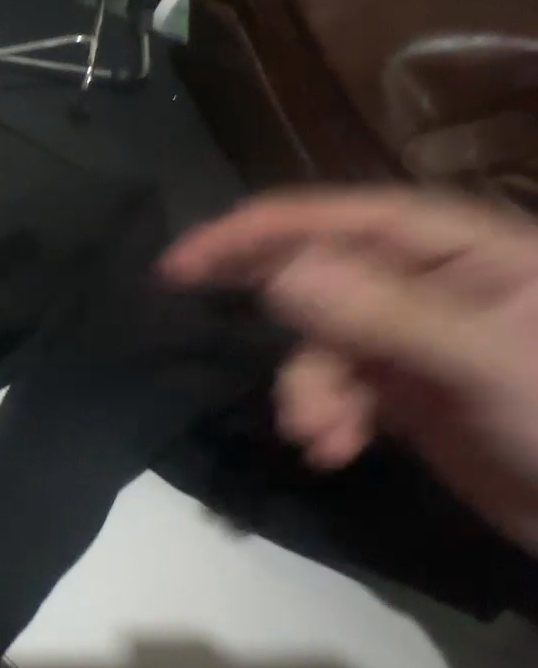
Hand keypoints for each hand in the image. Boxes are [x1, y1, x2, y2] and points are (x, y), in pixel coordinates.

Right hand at [161, 188, 537, 551]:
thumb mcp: (489, 365)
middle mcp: (437, 283)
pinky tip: (337, 449)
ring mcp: (415, 336)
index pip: (345, 218)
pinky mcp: (402, 385)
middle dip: (264, 293)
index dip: (259, 230)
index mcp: (473, 253)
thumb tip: (276, 272)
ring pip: (315, 338)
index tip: (185, 257)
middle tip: (178, 283)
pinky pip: (329, 382)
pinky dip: (321, 413)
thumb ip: (384, 314)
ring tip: (321, 434)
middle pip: (317, 266)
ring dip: (304, 386)